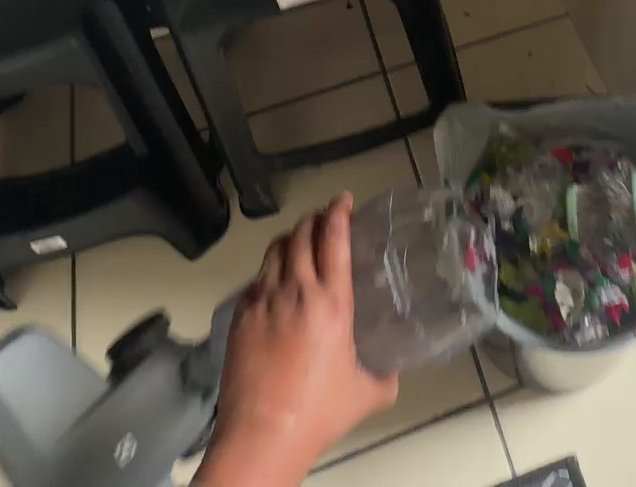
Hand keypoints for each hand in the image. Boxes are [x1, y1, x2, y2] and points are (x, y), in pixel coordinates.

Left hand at [198, 193, 399, 485]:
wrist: (262, 435)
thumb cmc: (317, 413)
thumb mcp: (367, 393)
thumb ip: (385, 374)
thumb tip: (394, 369)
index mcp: (331, 302)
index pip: (334, 238)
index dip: (339, 211)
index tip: (343, 200)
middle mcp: (296, 291)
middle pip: (301, 234)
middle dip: (314, 219)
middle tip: (324, 218)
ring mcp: (263, 301)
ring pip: (275, 250)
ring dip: (290, 239)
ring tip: (300, 242)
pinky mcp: (240, 316)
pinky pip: (256, 279)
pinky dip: (269, 271)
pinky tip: (275, 283)